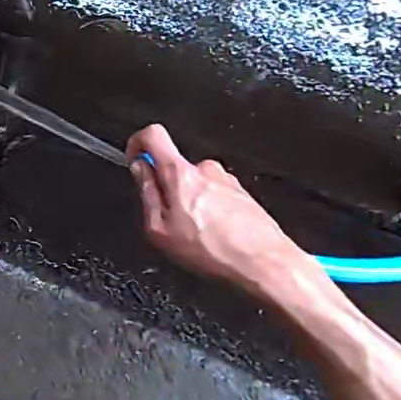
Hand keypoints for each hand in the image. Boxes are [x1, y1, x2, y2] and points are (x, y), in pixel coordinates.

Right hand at [127, 125, 310, 292]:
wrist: (266, 264)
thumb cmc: (215, 252)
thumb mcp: (160, 230)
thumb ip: (146, 193)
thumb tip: (140, 170)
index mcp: (181, 175)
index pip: (153, 135)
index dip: (137, 143)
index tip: (135, 160)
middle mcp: (206, 170)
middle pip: (174, 167)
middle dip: (167, 190)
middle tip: (170, 222)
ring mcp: (226, 181)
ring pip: (195, 184)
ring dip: (190, 204)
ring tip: (197, 235)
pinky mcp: (242, 194)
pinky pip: (214, 195)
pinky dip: (209, 212)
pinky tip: (215, 237)